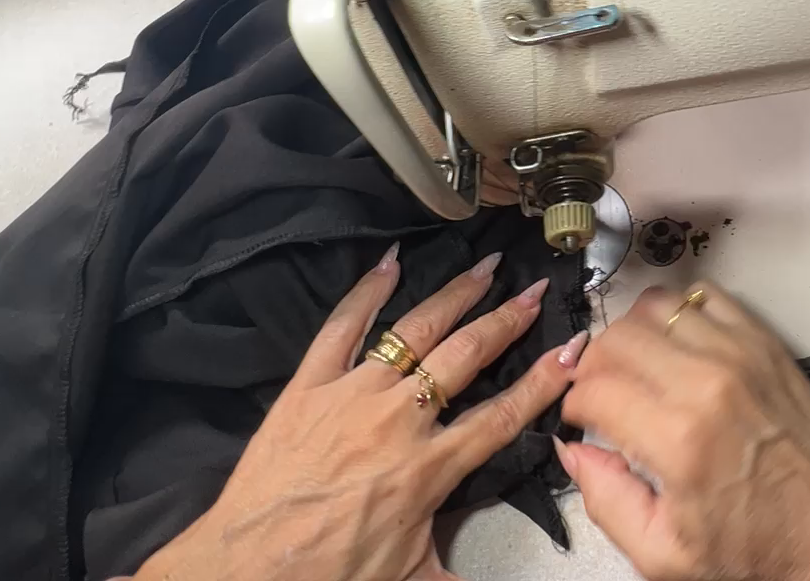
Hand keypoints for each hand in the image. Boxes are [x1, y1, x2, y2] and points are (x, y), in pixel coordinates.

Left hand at [135, 246, 587, 580]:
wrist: (237, 576)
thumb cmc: (327, 579)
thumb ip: (457, 574)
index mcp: (429, 468)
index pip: (502, 415)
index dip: (543, 381)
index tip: (571, 348)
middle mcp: (400, 419)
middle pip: (466, 356)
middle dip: (507, 320)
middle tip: (535, 290)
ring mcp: (354, 394)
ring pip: (416, 330)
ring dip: (456, 295)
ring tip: (485, 268)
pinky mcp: (310, 385)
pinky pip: (342, 328)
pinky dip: (367, 291)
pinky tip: (390, 260)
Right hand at [557, 284, 809, 580]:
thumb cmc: (759, 541)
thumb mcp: (666, 553)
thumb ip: (606, 500)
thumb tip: (573, 450)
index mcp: (679, 440)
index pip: (595, 389)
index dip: (574, 402)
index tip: (581, 415)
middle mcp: (705, 382)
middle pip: (616, 338)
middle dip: (594, 363)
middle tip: (600, 389)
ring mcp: (736, 350)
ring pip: (653, 306)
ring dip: (631, 333)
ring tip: (635, 364)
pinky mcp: (759, 336)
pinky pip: (699, 295)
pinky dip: (676, 311)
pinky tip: (675, 342)